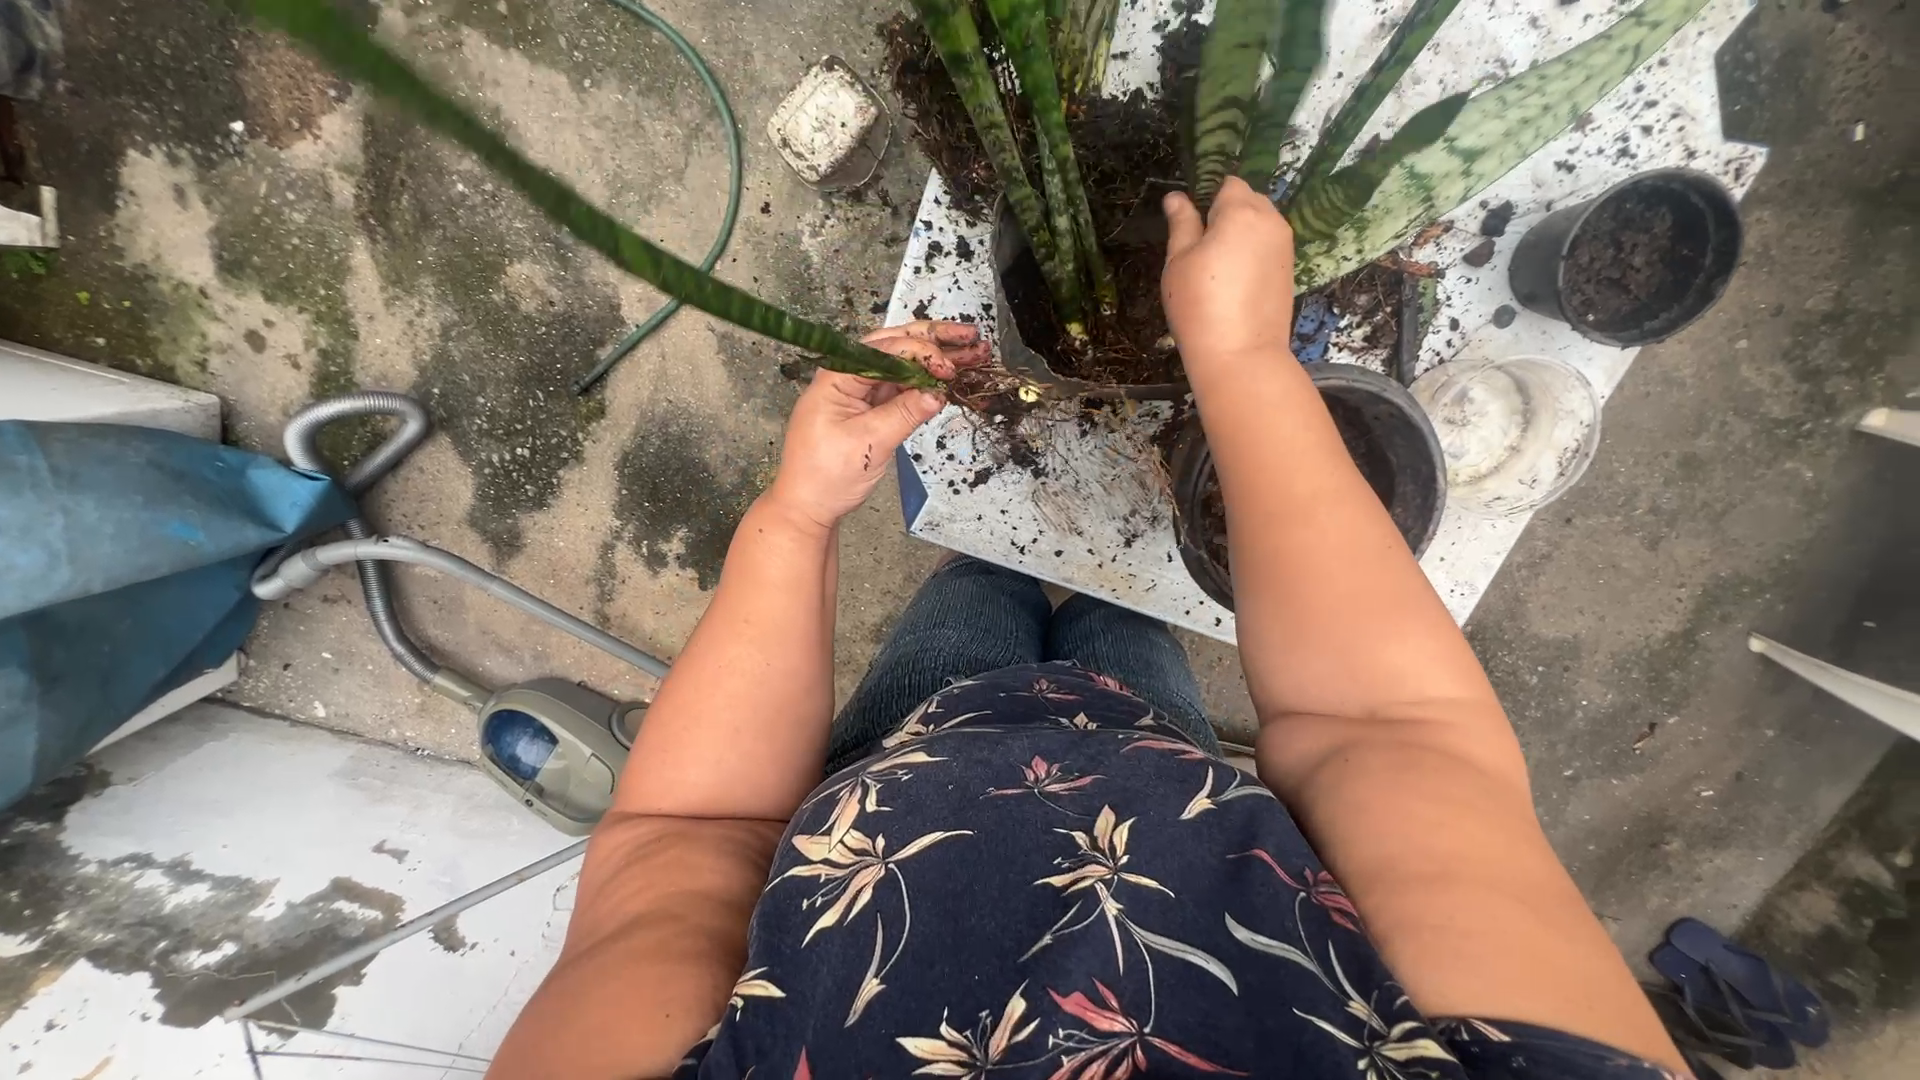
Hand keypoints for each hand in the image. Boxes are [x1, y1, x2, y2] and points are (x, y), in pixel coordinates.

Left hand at [765, 320, 989, 532]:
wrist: (808, 506)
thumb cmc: (825, 476)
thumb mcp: (869, 443)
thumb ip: (905, 414)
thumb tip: (937, 393)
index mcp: (837, 377)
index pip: (884, 350)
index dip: (920, 353)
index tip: (946, 369)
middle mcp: (848, 377)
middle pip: (894, 347)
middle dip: (933, 340)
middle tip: (969, 335)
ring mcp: (859, 393)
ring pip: (901, 366)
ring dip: (934, 360)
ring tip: (970, 353)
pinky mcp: (869, 409)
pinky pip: (900, 388)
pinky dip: (924, 383)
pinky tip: (948, 379)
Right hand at [1161, 176, 1296, 365]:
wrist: (1241, 355)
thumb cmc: (1199, 306)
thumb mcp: (1179, 263)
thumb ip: (1181, 225)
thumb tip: (1176, 197)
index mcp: (1241, 211)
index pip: (1227, 184)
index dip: (1207, 199)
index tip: (1190, 227)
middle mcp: (1270, 220)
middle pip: (1248, 200)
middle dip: (1226, 215)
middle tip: (1200, 250)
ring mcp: (1285, 245)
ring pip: (1260, 224)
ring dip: (1240, 235)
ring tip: (1218, 269)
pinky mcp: (1289, 269)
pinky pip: (1268, 247)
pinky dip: (1252, 255)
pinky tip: (1235, 283)